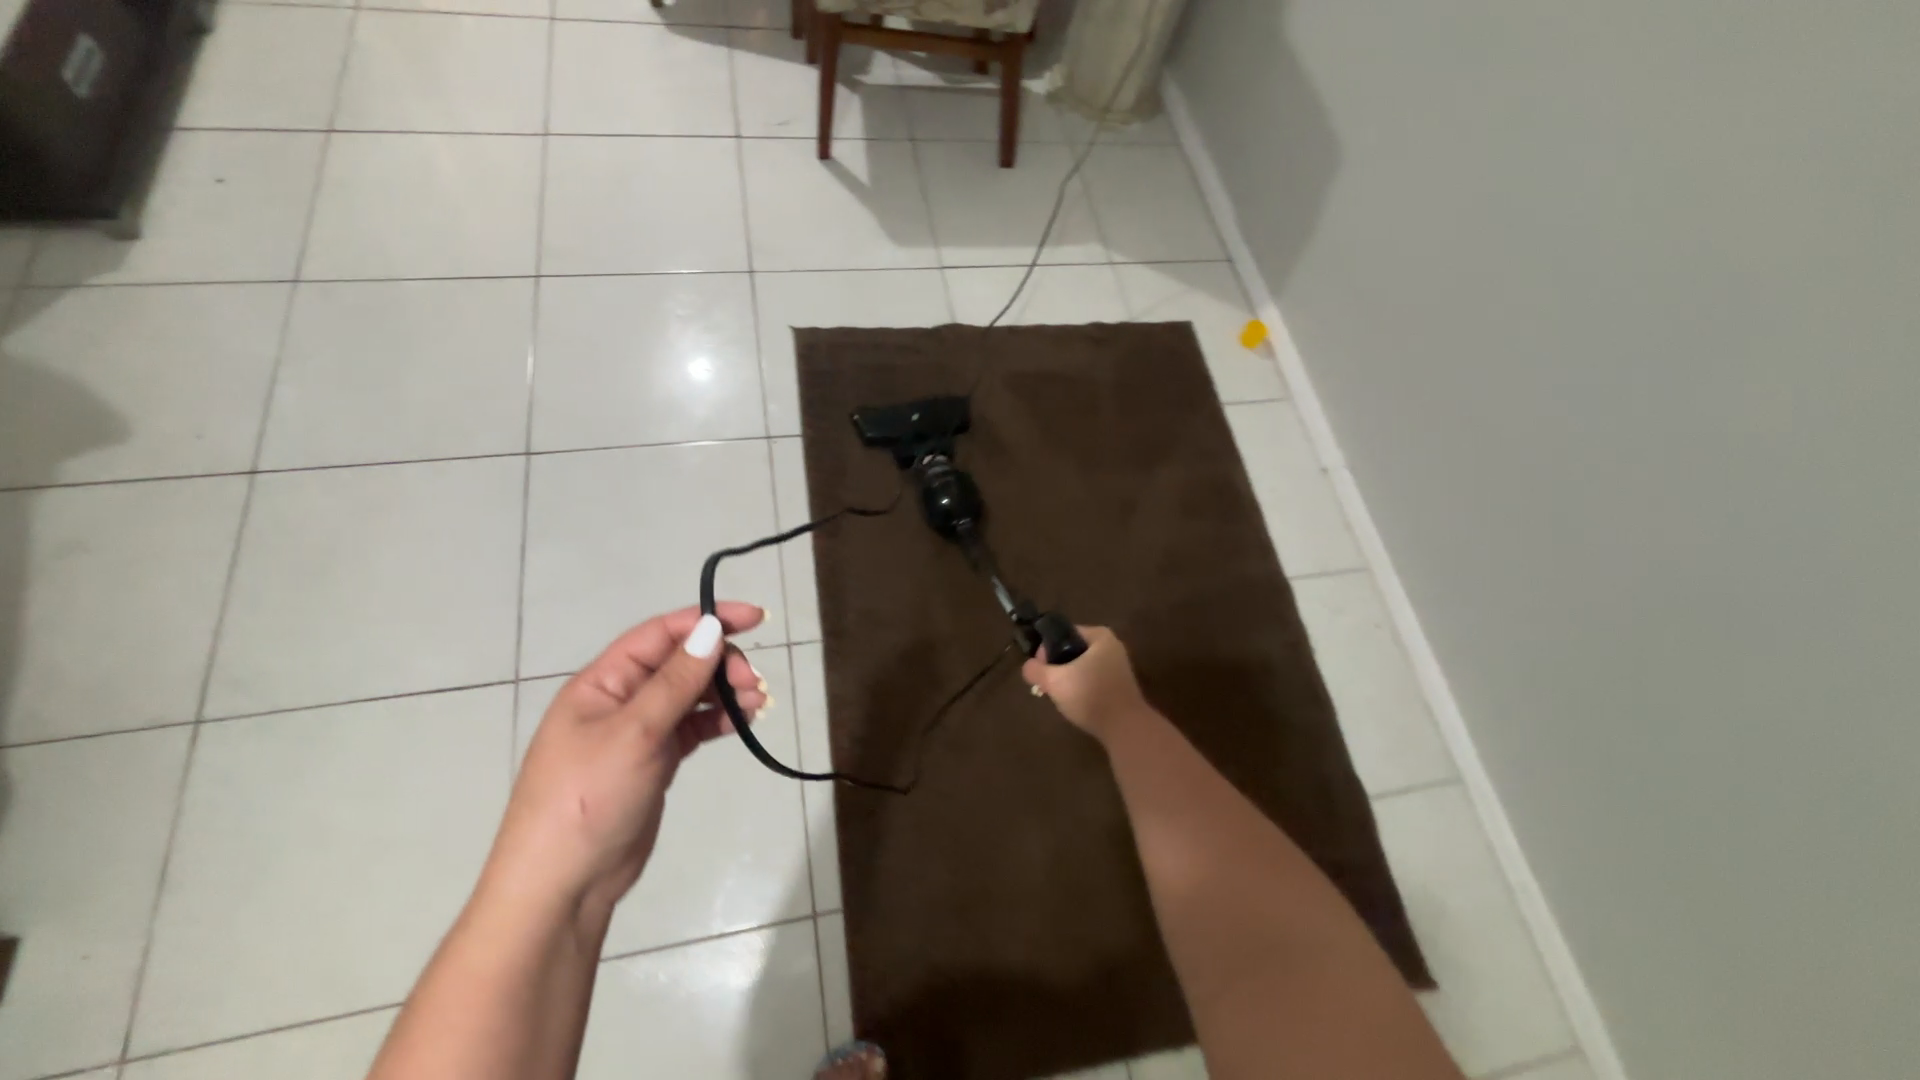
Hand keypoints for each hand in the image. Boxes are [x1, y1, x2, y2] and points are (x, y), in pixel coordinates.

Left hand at [479, 603, 768, 925]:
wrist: (562, 883)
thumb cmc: (587, 798)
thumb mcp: (633, 734)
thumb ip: (675, 681)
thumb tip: (711, 628)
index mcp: (602, 682)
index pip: (661, 634)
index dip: (708, 619)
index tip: (755, 618)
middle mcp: (620, 700)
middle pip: (679, 662)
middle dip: (720, 663)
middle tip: (753, 683)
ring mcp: (637, 733)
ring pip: (689, 695)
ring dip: (724, 691)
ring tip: (759, 701)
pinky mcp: (653, 762)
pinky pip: (691, 727)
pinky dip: (718, 720)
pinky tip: (743, 721)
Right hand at [1021, 626, 1151, 742]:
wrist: (1125, 728)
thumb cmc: (1090, 696)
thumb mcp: (1054, 681)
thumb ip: (1036, 670)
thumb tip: (1028, 666)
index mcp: (1099, 636)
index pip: (1064, 633)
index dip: (1046, 649)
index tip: (1039, 669)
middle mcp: (1112, 647)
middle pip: (1073, 651)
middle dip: (1057, 667)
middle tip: (1047, 685)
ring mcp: (1118, 667)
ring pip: (1082, 668)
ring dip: (1068, 680)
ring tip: (1059, 696)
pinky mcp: (1120, 686)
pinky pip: (1093, 681)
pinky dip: (1082, 689)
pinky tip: (1075, 704)